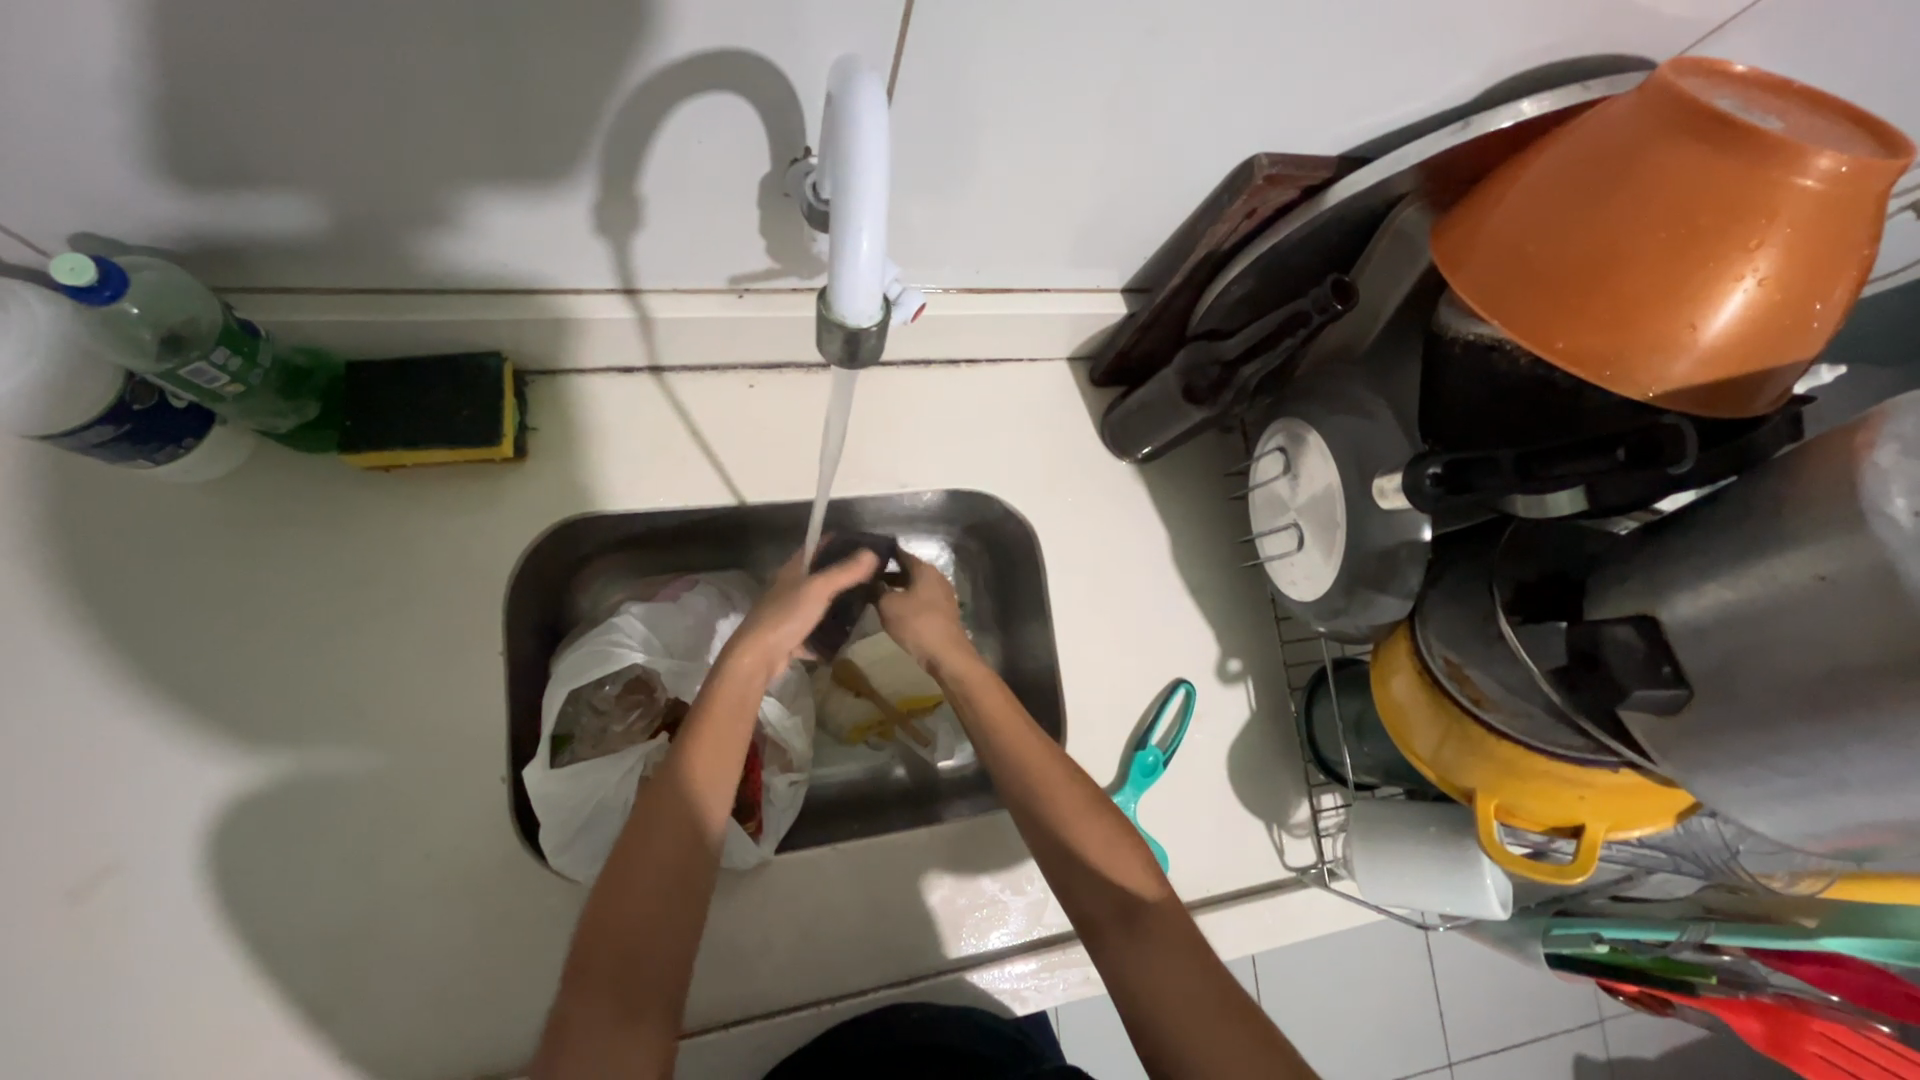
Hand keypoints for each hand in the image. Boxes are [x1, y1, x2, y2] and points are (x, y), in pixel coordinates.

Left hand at [720, 546, 879, 684]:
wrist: (759, 657)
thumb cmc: (786, 615)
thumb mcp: (819, 589)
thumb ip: (845, 571)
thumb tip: (873, 552)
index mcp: (793, 569)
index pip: (818, 546)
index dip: (841, 542)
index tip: (868, 546)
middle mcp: (791, 587)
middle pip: (823, 576)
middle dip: (847, 576)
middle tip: (876, 578)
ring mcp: (792, 613)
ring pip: (822, 604)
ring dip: (841, 605)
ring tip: (870, 604)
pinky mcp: (795, 636)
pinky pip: (819, 630)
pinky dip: (833, 632)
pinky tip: (852, 633)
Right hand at [877, 551, 976, 671]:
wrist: (946, 654)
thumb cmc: (916, 623)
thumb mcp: (887, 605)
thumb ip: (877, 590)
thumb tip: (871, 581)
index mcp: (925, 568)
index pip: (900, 553)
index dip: (883, 554)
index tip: (866, 558)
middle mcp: (936, 576)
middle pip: (909, 570)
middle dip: (889, 573)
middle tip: (867, 577)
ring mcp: (943, 594)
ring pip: (915, 585)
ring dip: (898, 589)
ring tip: (876, 594)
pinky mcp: (944, 611)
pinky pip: (921, 599)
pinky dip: (908, 600)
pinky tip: (894, 608)